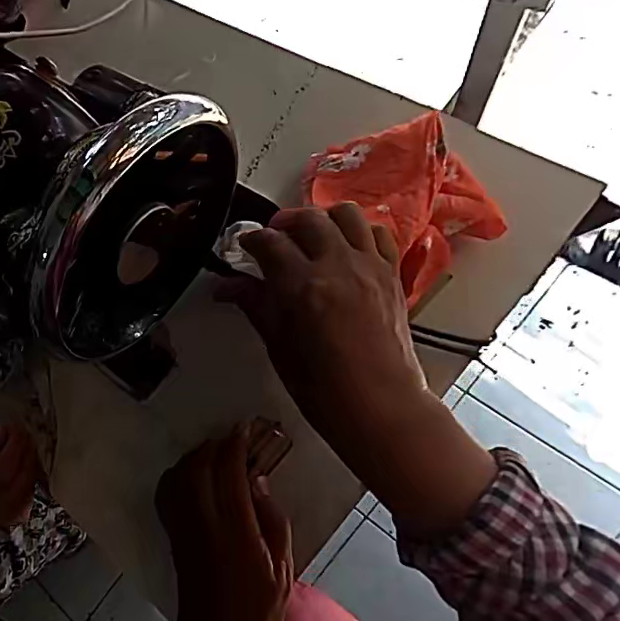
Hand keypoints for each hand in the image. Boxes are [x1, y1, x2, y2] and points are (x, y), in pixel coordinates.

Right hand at [0, 423, 43, 600]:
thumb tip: (3, 431)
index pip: (1, 470)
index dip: (13, 446)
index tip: (16, 428)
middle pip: (21, 476)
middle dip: (27, 450)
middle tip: (26, 432)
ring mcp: (8, 516)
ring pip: (31, 484)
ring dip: (34, 461)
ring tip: (27, 443)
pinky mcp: (19, 516)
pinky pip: (34, 491)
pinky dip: (35, 474)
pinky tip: (29, 461)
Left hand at [157, 425, 292, 620]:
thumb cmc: (259, 614)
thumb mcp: (283, 571)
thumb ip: (273, 521)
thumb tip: (257, 481)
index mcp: (237, 533)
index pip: (230, 473)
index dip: (236, 444)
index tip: (246, 427)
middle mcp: (203, 525)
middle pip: (198, 468)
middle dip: (214, 444)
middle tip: (233, 435)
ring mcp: (183, 531)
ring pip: (178, 478)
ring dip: (194, 456)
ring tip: (215, 450)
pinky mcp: (173, 539)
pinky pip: (167, 496)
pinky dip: (177, 476)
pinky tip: (192, 475)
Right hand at [214, 204, 430, 467]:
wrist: (380, 406)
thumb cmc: (322, 388)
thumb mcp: (278, 346)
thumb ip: (255, 305)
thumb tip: (227, 286)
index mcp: (302, 286)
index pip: (268, 243)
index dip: (250, 241)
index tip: (243, 248)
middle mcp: (337, 266)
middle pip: (306, 219)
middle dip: (283, 224)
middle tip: (272, 240)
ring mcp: (370, 266)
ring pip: (346, 214)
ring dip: (322, 219)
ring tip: (310, 237)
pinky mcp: (392, 274)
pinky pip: (377, 233)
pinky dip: (358, 232)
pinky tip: (346, 250)